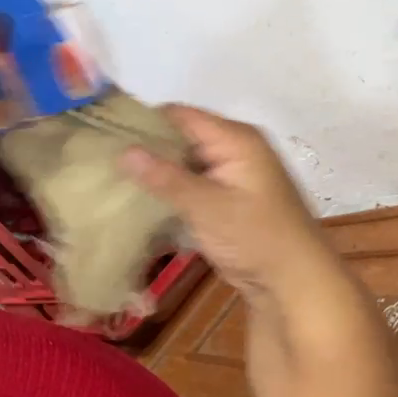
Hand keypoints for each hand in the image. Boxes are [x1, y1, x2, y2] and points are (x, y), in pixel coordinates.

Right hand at [121, 106, 339, 303]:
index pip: (179, 114)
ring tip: (113, 177)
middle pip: (179, 134)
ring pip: (181, 159)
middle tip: (104, 159)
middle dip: (145, 146)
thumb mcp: (206, 206)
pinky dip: (166, 185)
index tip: (105, 135)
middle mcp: (233, 147)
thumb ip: (164, 177)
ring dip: (154, 168)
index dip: (142, 121)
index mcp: (236, 139)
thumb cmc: (256, 238)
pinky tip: (138, 196)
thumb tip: (123, 150)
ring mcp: (229, 171)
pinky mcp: (223, 194)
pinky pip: (188, 179)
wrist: (293, 281)